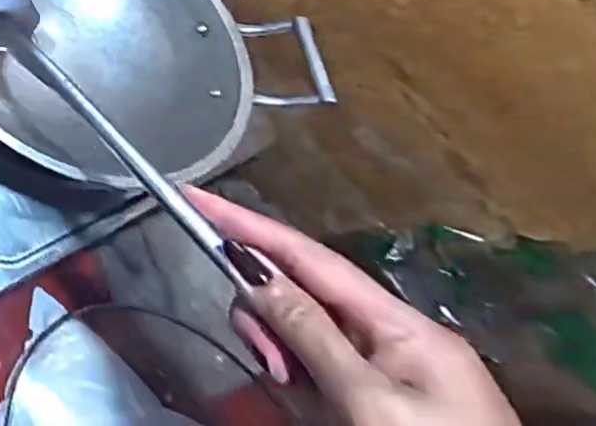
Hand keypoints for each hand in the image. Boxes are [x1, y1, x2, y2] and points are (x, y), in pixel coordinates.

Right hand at [187, 187, 519, 425]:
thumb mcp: (366, 399)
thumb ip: (306, 329)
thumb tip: (248, 267)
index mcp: (404, 326)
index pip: (306, 254)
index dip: (245, 222)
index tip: (191, 195)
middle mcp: (393, 335)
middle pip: (297, 290)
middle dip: (265, 312)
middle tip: (267, 359)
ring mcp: (386, 366)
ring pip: (296, 325)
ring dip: (278, 348)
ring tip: (293, 390)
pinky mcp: (373, 392)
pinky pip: (311, 358)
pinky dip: (296, 371)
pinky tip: (306, 400)